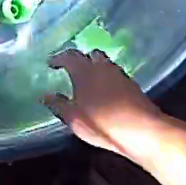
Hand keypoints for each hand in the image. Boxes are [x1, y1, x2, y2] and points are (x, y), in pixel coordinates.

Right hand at [45, 49, 166, 156]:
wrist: (140, 130)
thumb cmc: (100, 123)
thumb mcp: (73, 117)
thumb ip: (58, 105)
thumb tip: (45, 96)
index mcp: (84, 72)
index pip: (69, 56)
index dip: (59, 58)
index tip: (51, 63)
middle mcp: (103, 67)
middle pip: (91, 54)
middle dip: (80, 59)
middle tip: (71, 69)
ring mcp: (120, 75)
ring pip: (105, 63)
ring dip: (95, 67)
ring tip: (87, 79)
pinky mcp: (132, 85)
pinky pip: (115, 75)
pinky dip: (107, 78)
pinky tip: (104, 91)